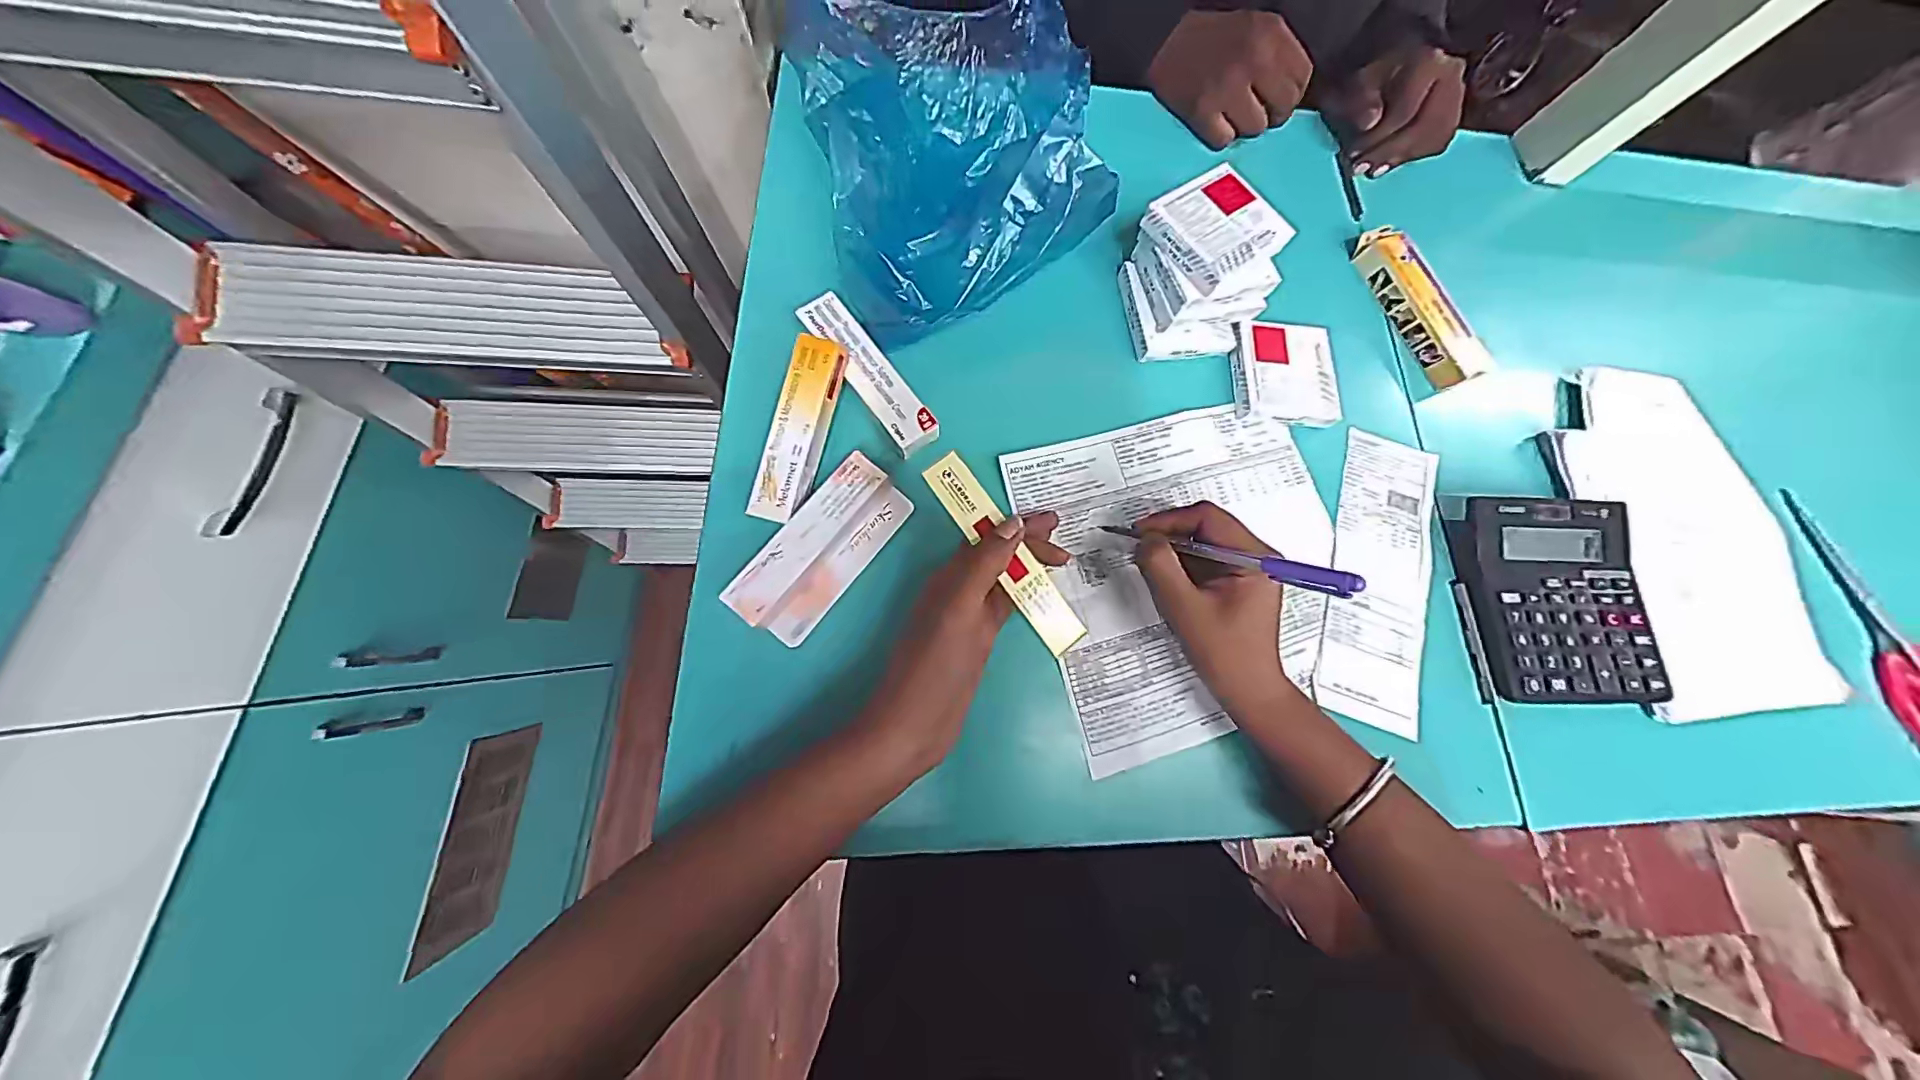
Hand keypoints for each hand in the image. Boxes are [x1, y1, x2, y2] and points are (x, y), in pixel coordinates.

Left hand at [859, 512, 1069, 771]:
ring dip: (1028, 564)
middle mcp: (957, 591)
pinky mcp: (978, 640)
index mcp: (948, 577)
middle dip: (1028, 543)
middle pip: (996, 554)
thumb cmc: (933, 668)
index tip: (1054, 522)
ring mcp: (968, 616)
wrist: (914, 726)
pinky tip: (1039, 592)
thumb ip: (983, 566)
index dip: (1019, 527)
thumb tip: (1012, 525)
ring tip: (1059, 559)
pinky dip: (1023, 593)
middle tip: (1064, 545)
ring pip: (1001, 578)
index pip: (988, 539)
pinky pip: (1003, 604)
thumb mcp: (959, 610)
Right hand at [1132, 501, 1302, 717]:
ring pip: (1201, 542)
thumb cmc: (1226, 655)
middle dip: (1169, 534)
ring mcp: (1246, 569)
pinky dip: (1181, 565)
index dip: (1169, 520)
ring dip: (1173, 551)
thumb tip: (1146, 538)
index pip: (1207, 517)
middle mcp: (1255, 557)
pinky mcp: (1235, 581)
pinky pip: (1203, 561)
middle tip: (1140, 546)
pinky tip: (1166, 581)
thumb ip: (1161, 567)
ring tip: (1151, 566)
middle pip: (1205, 526)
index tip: (1141, 532)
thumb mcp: (1184, 607)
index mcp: (1254, 558)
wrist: (1247, 689)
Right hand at [1146, 10, 1311, 150]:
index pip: (1301, 77)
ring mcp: (1226, 87)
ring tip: (1231, 114)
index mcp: (1269, 33)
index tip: (1277, 100)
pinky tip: (1213, 122)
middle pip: (1283, 106)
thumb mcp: (1253, 28)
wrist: (1162, 40)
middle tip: (1256, 112)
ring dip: (1243, 126)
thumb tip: (1290, 94)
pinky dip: (1219, 136)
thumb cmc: (1207, 39)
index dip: (1291, 94)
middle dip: (1271, 114)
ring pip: (1255, 127)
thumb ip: (1276, 54)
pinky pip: (1224, 139)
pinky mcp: (1201, 111)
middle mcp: (1252, 58)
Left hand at [1322, 42, 1465, 176]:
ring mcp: (1458, 90)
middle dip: (1389, 152)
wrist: (1394, 59)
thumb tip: (1368, 124)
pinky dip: (1413, 153)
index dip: (1375, 139)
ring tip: (1374, 167)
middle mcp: (1451, 73)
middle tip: (1361, 169)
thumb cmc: (1372, 72)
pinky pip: (1438, 139)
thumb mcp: (1358, 82)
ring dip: (1401, 156)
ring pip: (1435, 136)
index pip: (1404, 112)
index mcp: (1428, 61)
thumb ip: (1360, 102)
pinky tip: (1391, 159)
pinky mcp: (1456, 107)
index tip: (1351, 155)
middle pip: (1424, 126)